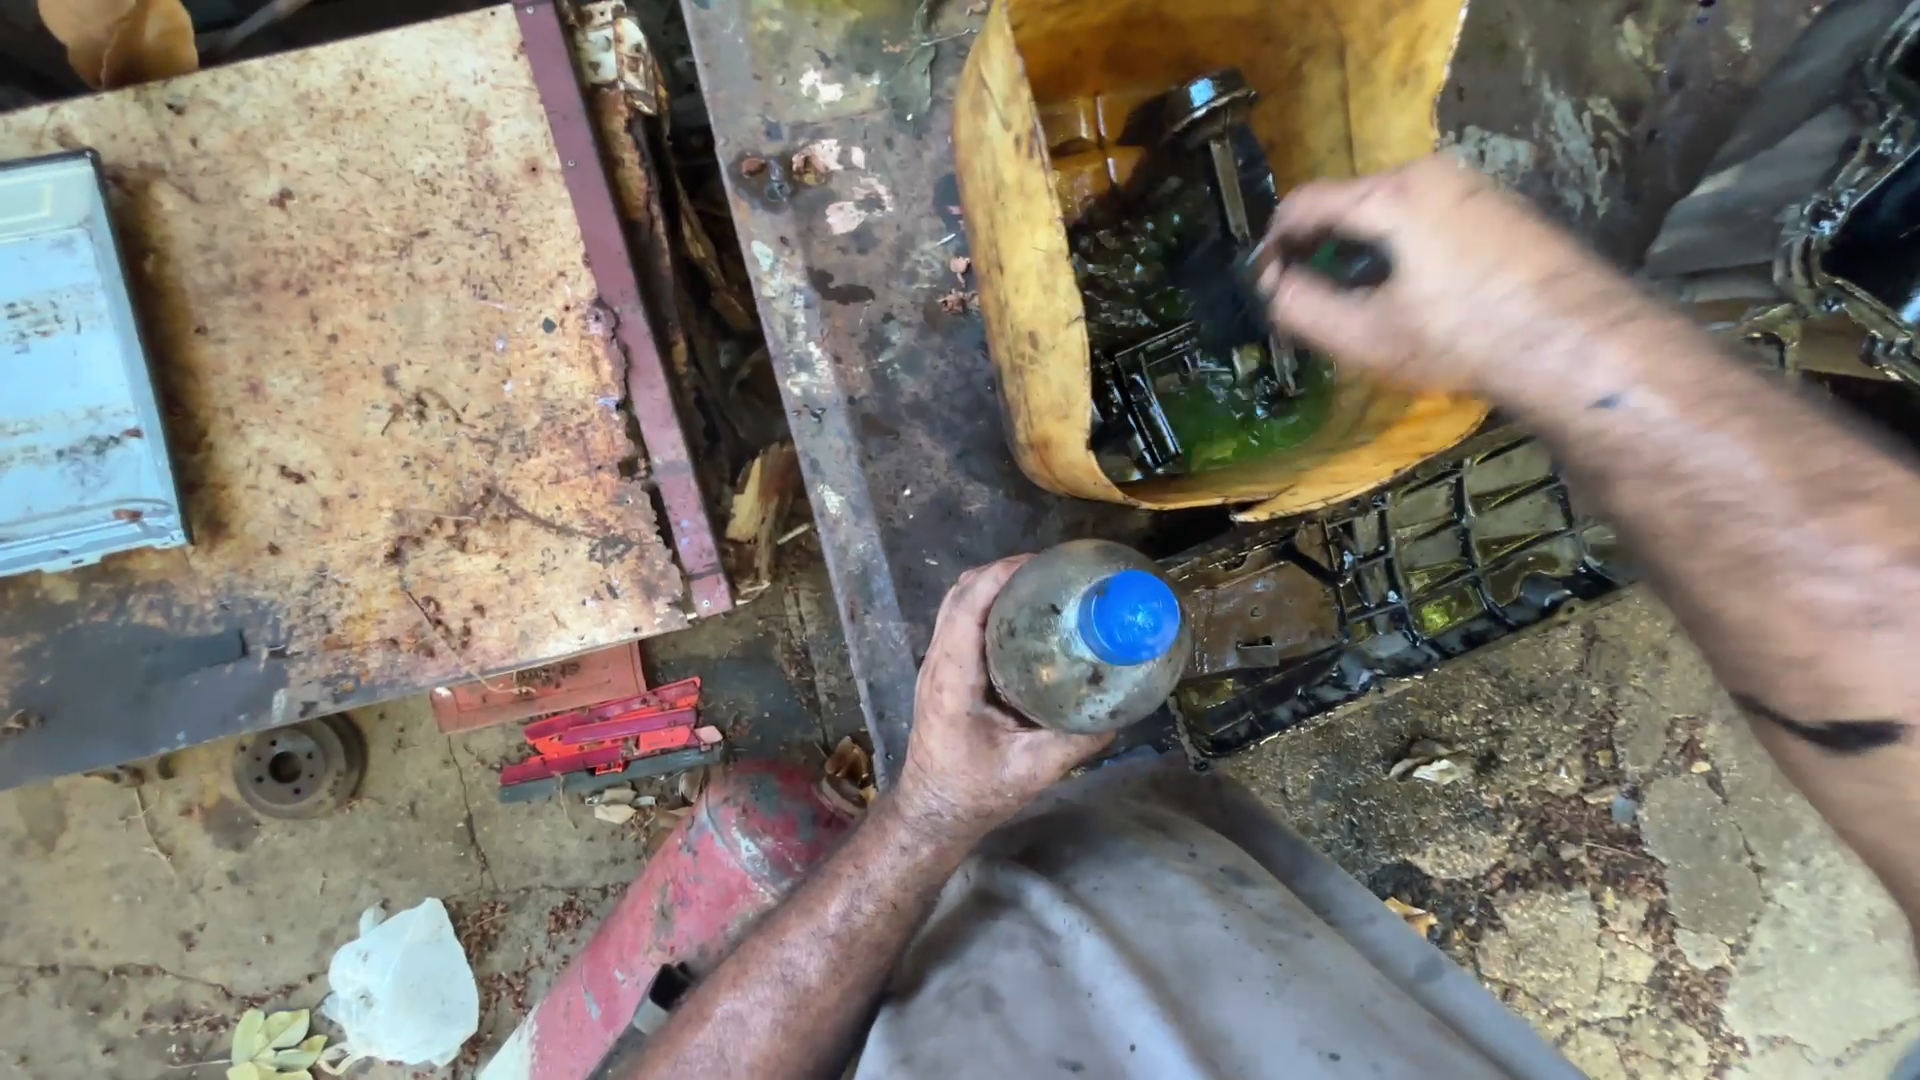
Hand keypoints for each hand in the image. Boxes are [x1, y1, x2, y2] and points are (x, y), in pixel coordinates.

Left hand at [890, 556, 1112, 840]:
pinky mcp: (943, 670)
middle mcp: (938, 661)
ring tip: (1042, 586)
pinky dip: (988, 605)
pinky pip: (961, 621)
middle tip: (1051, 572)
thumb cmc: (975, 792)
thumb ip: (1076, 740)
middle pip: (960, 594)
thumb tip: (1120, 710)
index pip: (968, 607)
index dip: (1000, 575)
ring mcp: (936, 664)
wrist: (934, 810)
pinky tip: (1025, 616)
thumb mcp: (1033, 769)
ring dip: (993, 585)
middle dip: (1002, 572)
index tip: (1041, 563)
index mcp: (953, 678)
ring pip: (957, 603)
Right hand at [1254, 154, 1667, 398]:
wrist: (1576, 342)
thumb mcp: (1363, 335)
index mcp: (1392, 197)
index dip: (1272, 244)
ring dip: (1351, 247)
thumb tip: (1271, 286)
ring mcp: (1468, 185)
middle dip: (1313, 246)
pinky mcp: (1494, 205)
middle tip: (1301, 294)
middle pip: (1344, 202)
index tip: (1264, 283)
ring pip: (1382, 208)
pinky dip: (1390, 244)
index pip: (1303, 204)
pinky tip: (1398, 288)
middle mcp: (1429, 174)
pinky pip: (1418, 214)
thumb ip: (1299, 308)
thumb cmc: (1460, 339)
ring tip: (1347, 297)